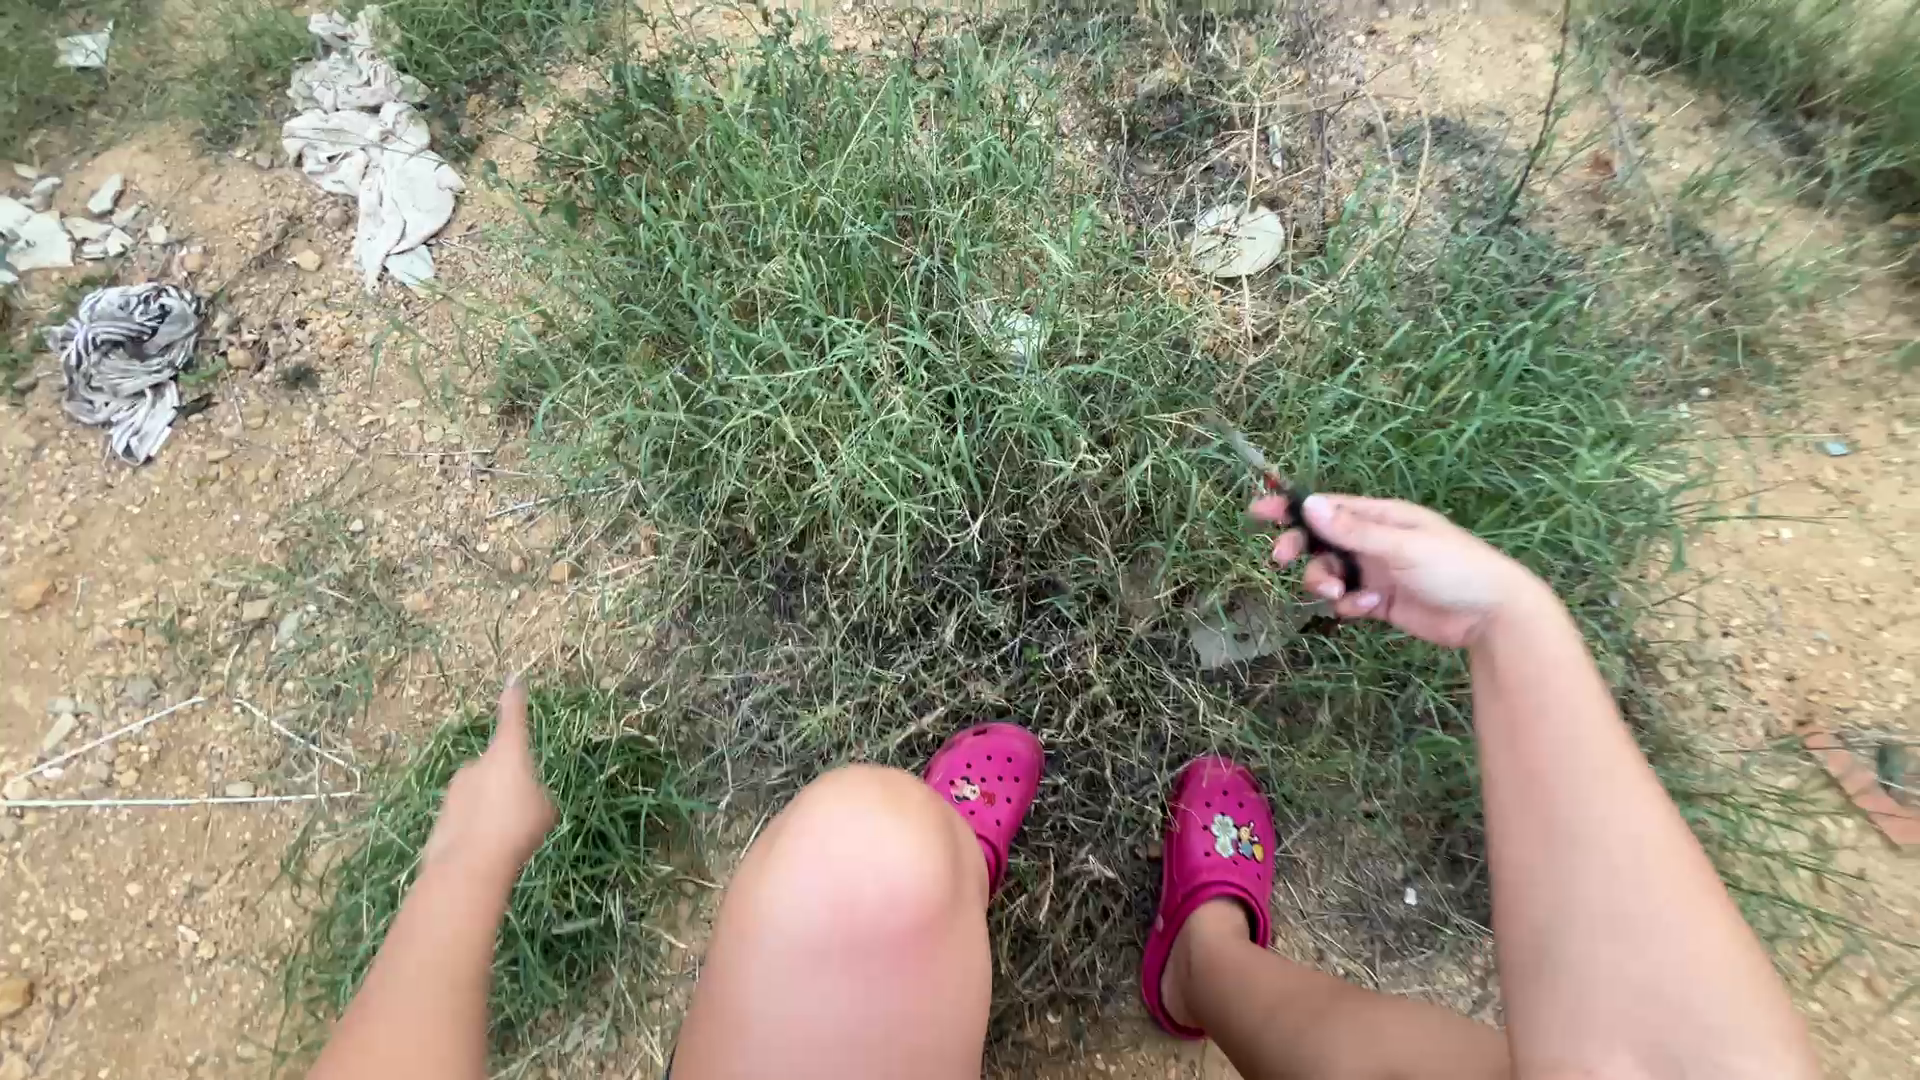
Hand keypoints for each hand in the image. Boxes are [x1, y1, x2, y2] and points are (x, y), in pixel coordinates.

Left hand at [422, 675, 556, 881]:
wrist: (469, 866)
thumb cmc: (517, 827)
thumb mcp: (545, 808)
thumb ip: (536, 796)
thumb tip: (525, 801)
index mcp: (508, 754)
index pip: (513, 719)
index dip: (515, 700)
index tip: (513, 680)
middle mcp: (477, 765)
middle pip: (498, 766)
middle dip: (507, 783)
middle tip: (522, 810)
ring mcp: (455, 791)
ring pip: (481, 793)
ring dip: (492, 808)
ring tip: (505, 836)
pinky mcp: (440, 817)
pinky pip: (466, 818)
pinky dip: (477, 828)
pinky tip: (486, 850)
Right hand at [1253, 493, 1552, 648]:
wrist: (1493, 616)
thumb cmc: (1453, 568)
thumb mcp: (1401, 545)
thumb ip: (1352, 529)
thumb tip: (1308, 504)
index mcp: (1381, 517)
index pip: (1326, 507)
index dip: (1291, 509)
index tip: (1257, 511)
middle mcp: (1374, 541)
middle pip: (1319, 541)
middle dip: (1300, 550)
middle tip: (1280, 559)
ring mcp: (1375, 571)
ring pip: (1328, 572)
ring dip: (1324, 582)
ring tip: (1338, 594)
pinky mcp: (1378, 601)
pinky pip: (1346, 599)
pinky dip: (1349, 605)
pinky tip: (1369, 609)